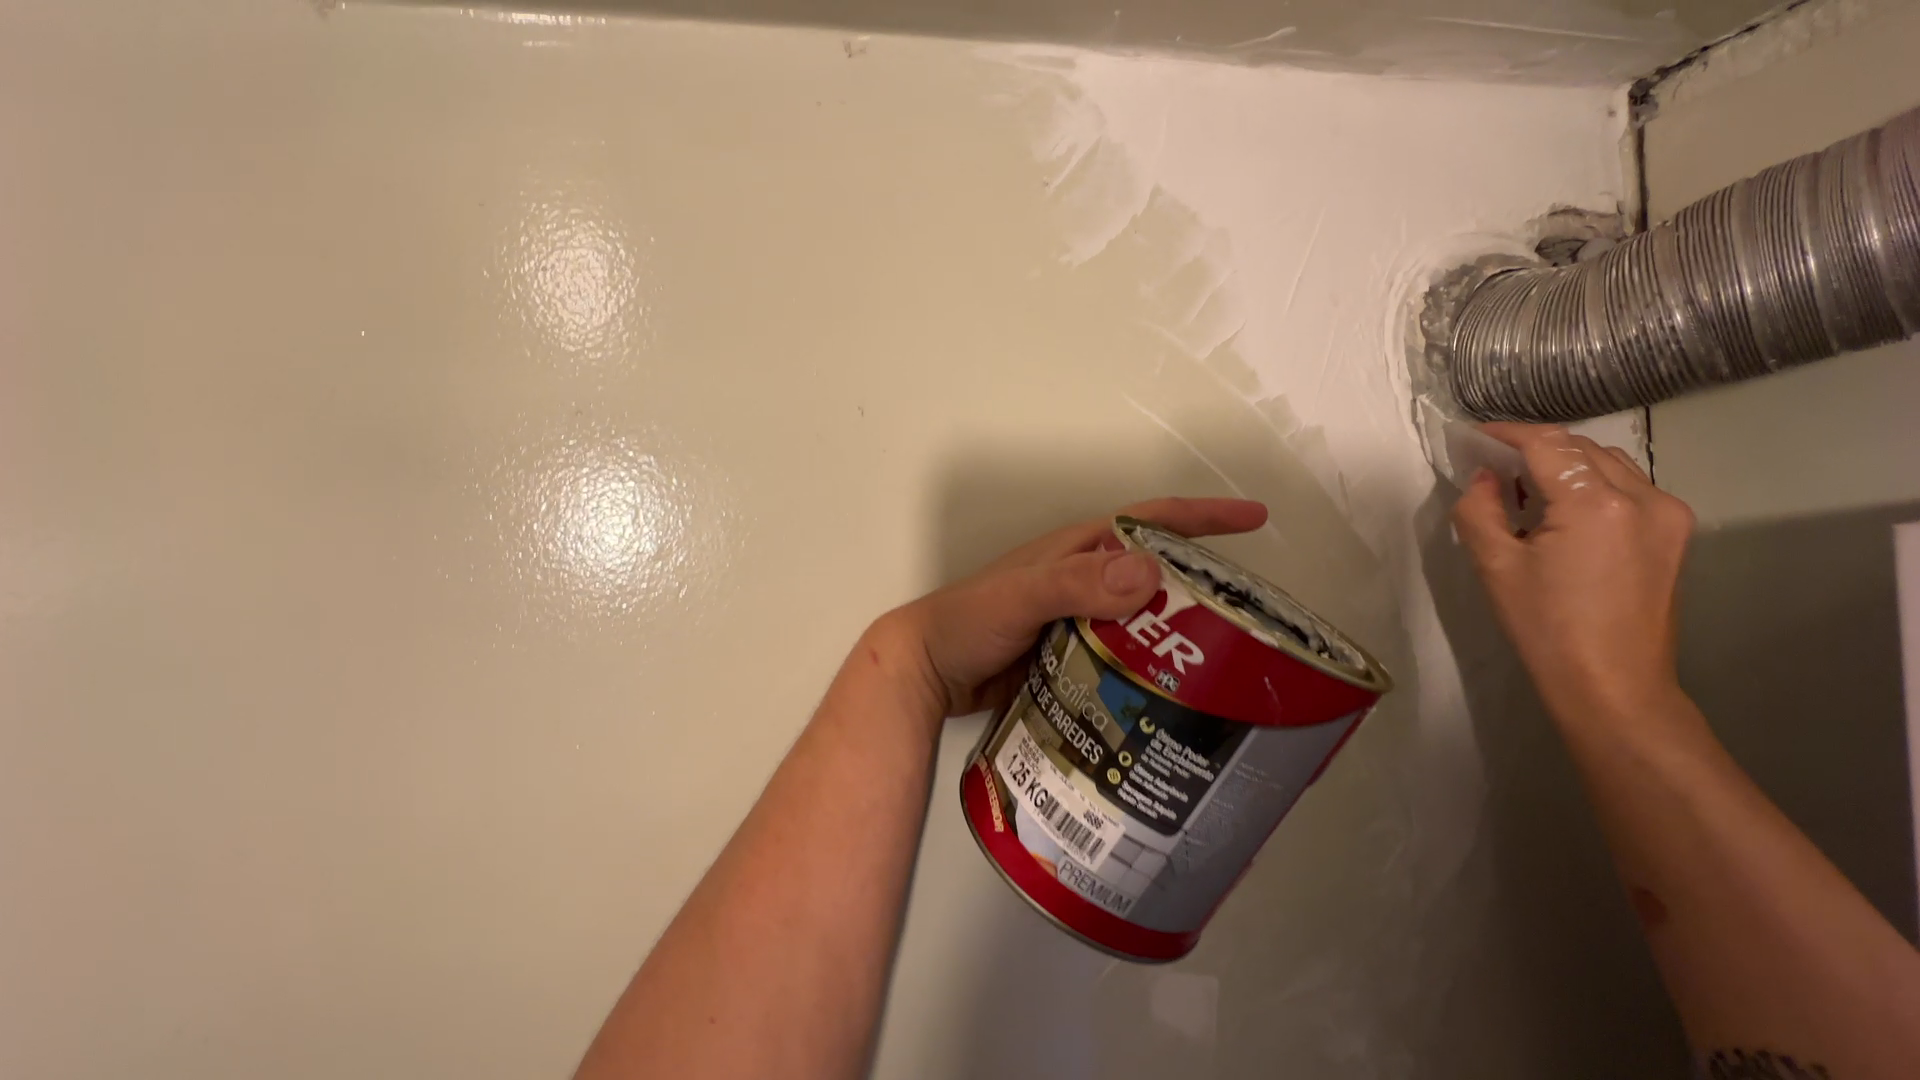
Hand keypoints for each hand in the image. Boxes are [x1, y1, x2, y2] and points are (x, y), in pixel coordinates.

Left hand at [872, 497, 1268, 720]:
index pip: (1150, 523)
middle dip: (1202, 588)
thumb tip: (1150, 573)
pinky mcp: (1072, 658)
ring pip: (1144, 621)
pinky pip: (1123, 657)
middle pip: (1156, 576)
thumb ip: (1076, 584)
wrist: (927, 671)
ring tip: (1225, 668)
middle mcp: (1085, 581)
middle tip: (1250, 621)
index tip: (1256, 519)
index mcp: (1079, 551)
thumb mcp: (1021, 596)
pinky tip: (1172, 696)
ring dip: (1179, 636)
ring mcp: (1079, 621)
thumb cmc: (968, 620)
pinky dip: (1148, 668)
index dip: (1202, 518)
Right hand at [1452, 424, 1694, 721]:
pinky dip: (1591, 484)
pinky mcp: (1675, 532)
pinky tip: (1562, 510)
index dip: (1507, 433)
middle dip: (1534, 448)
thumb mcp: (1495, 566)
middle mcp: (1643, 497)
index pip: (1548, 444)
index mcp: (1596, 504)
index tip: (1473, 436)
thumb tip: (1484, 479)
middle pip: (1581, 448)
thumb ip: (1479, 510)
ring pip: (1608, 463)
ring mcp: (1667, 514)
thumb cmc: (1546, 628)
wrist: (1611, 684)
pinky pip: (1628, 487)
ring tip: (1525, 487)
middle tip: (1490, 465)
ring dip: (1565, 464)